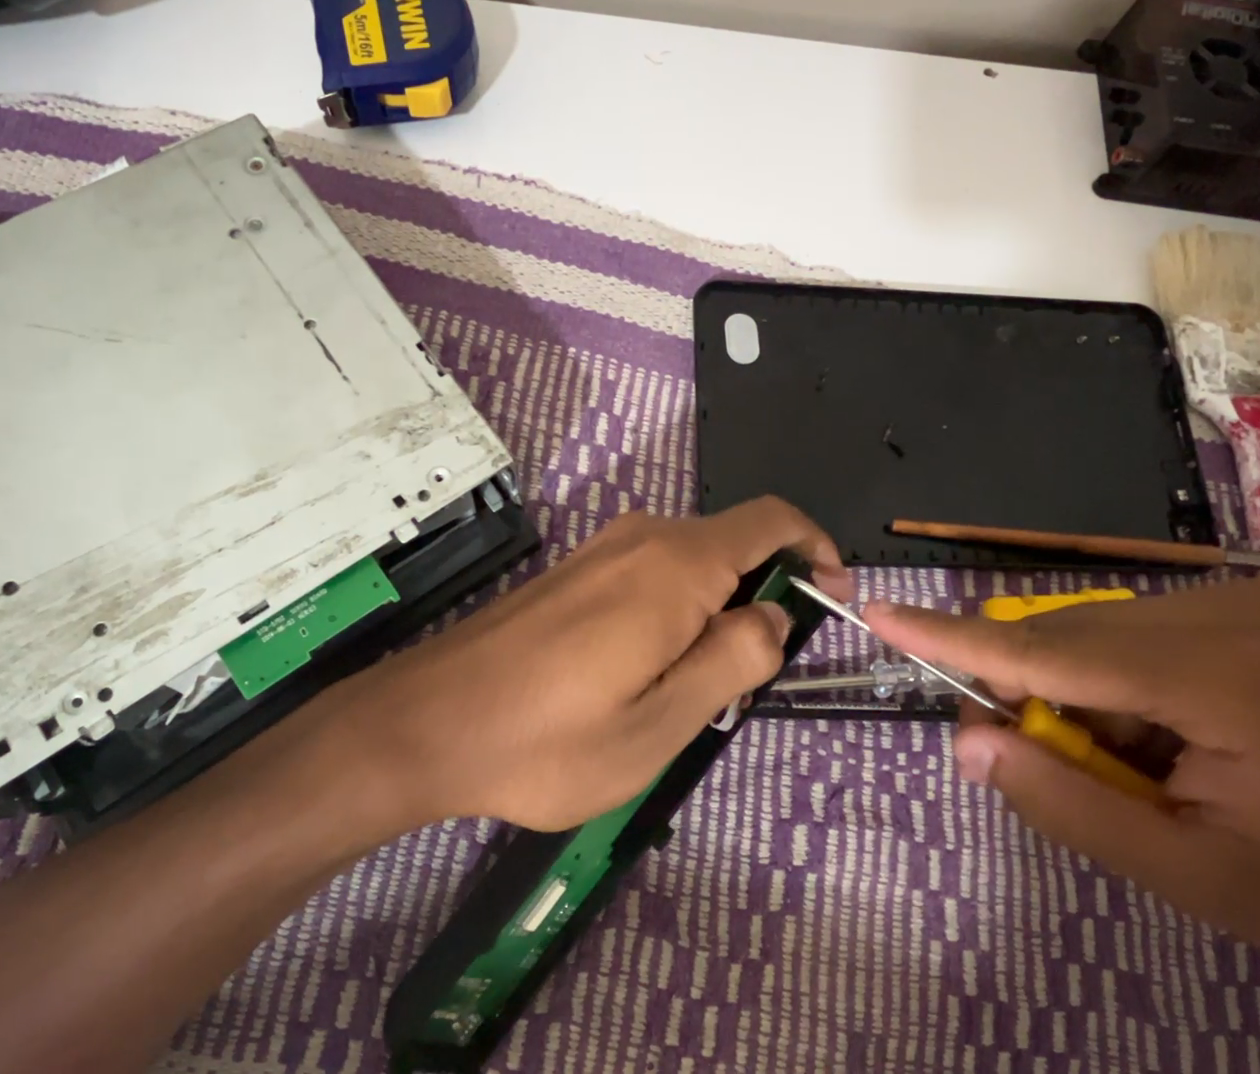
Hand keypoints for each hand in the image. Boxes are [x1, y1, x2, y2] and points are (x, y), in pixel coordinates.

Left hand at [299, 496, 850, 833]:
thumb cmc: (547, 740)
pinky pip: (649, 577)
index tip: (834, 600)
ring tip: (692, 694)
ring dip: (714, 613)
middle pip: (732, 544)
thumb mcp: (661, 724)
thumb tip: (774, 616)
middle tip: (749, 683)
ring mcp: (599, 552)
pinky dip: (675, 612)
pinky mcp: (571, 575)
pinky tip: (643, 677)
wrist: (425, 725)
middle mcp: (640, 539)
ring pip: (690, 565)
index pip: (772, 520)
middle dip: (763, 598)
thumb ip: (733, 661)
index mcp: (676, 565)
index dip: (816, 550)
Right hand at [867, 580, 1259, 994]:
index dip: (948, 637)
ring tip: (1153, 781)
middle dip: (1037, 704)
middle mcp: (1224, 612)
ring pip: (1095, 642)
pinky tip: (1176, 749)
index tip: (873, 611)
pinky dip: (1121, 694)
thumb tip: (967, 741)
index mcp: (1217, 674)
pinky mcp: (1250, 615)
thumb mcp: (1196, 877)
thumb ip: (1068, 805)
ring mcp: (1243, 606)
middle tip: (1070, 783)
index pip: (1044, 650)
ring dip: (1086, 706)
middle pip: (1066, 643)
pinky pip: (1135, 641)